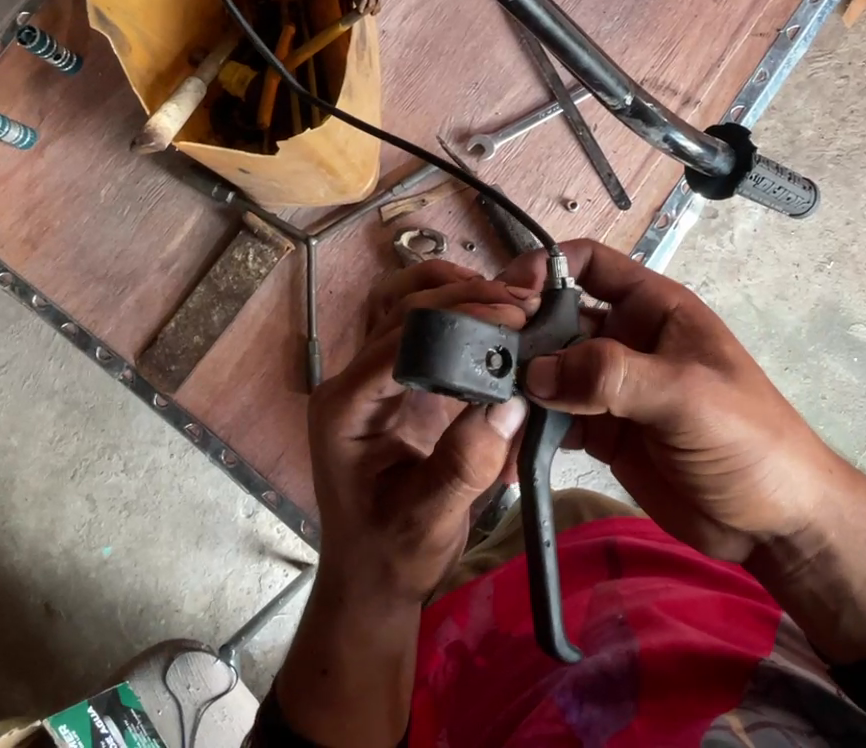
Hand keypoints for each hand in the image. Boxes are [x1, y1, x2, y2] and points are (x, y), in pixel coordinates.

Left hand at [277, 261, 532, 747]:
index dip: (455, 320)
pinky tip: (489, 312)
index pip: (398, 340)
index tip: (510, 316)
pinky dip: (450, 308)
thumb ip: (467, 462)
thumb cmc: (392, 554)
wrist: (373, 576)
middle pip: (394, 307)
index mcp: (347, 408)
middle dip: (457, 294)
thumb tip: (512, 400)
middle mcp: (351, 381)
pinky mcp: (393, 381)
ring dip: (448, 288)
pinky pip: (415, 326)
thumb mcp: (431, 518)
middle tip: (517, 300)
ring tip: (504, 294)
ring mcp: (369, 378)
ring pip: (397, 303)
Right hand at [501, 240, 865, 663]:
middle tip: (483, 356)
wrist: (774, 523)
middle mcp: (626, 339)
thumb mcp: (685, 396)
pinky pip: (555, 417)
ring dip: (520, 380)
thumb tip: (536, 374)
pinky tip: (507, 437)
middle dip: (521, 330)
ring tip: (485, 398)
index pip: (590, 265)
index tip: (507, 294)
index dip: (546, 268)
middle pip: (558, 317)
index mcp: (653, 309)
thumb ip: (612, 376)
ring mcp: (612, 387)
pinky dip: (531, 423)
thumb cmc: (747, 440)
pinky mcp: (602, 431)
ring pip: (550, 369)